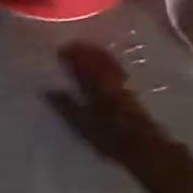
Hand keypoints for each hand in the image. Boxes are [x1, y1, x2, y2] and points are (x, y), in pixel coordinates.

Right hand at [46, 42, 169, 158]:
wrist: (142, 145)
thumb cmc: (109, 137)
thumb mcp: (82, 124)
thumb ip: (66, 106)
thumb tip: (50, 92)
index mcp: (97, 85)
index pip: (82, 64)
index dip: (71, 55)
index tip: (60, 51)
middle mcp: (111, 79)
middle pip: (96, 58)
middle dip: (83, 51)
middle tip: (70, 48)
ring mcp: (122, 83)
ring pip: (108, 61)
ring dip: (95, 53)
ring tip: (84, 52)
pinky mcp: (130, 90)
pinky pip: (116, 68)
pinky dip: (106, 62)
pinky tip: (103, 66)